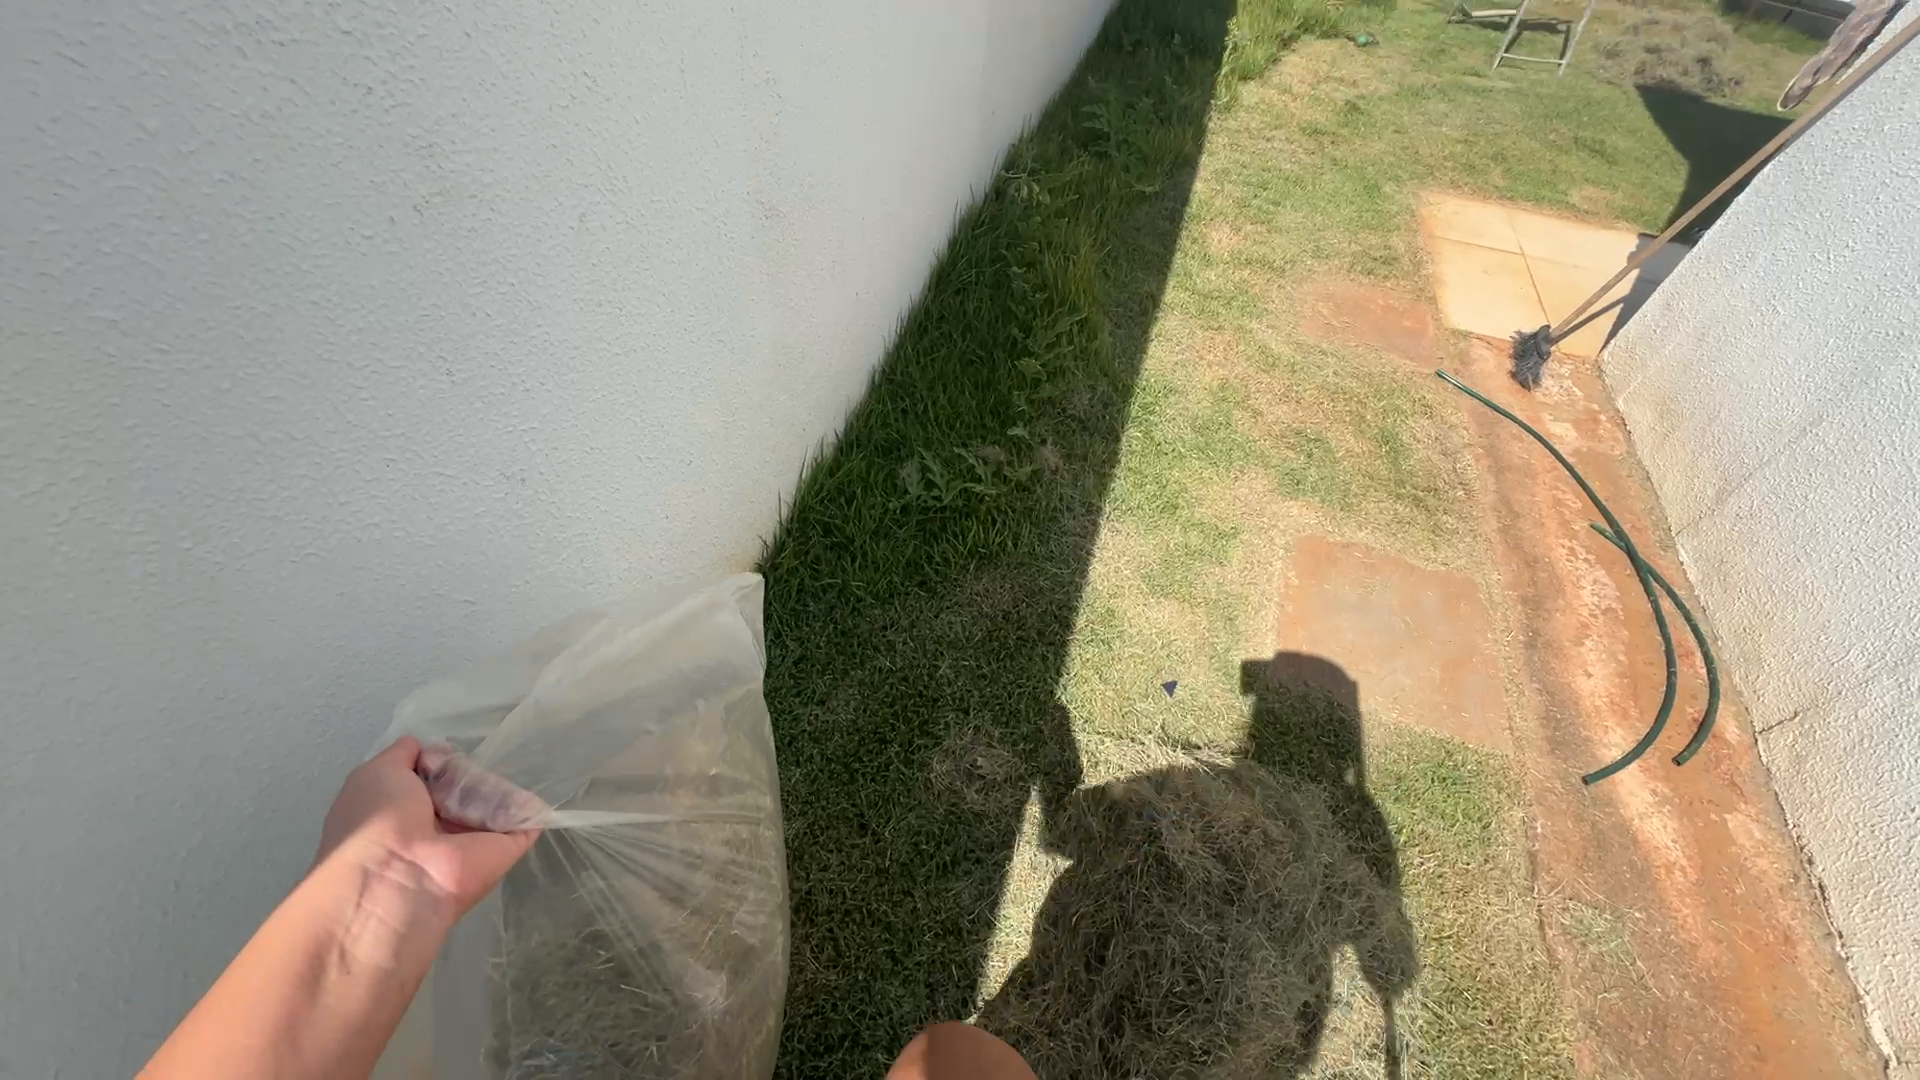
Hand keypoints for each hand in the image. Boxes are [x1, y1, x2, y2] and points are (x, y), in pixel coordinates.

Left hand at [315, 736, 539, 923]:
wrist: (399, 876)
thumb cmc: (377, 821)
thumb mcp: (374, 774)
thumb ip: (401, 755)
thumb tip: (428, 746)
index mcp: (404, 813)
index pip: (433, 780)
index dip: (440, 761)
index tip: (446, 751)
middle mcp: (438, 827)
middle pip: (468, 787)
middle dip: (471, 770)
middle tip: (471, 763)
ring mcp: (475, 839)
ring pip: (496, 800)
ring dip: (499, 783)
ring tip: (495, 774)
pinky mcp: (507, 848)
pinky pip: (526, 819)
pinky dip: (533, 806)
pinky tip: (535, 786)